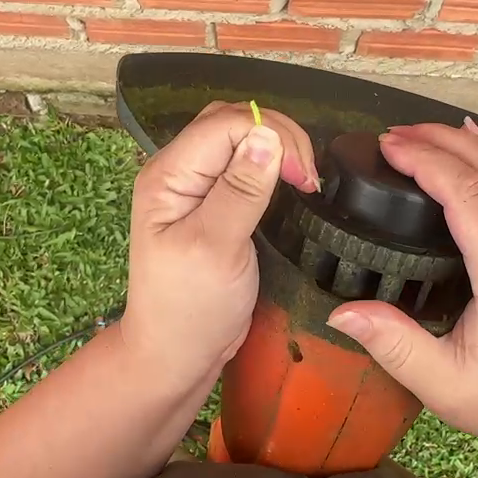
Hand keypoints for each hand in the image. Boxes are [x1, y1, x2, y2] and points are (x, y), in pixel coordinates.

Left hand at [121, 101, 317, 391]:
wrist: (175, 354)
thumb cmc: (190, 308)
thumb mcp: (216, 249)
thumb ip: (240, 191)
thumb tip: (267, 136)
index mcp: (168, 176)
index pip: (224, 125)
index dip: (271, 135)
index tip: (303, 177)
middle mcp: (178, 172)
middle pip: (231, 123)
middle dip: (277, 136)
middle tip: (309, 177)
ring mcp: (195, 188)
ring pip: (239, 141)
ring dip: (276, 149)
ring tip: (305, 180)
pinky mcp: (213, 204)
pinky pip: (242, 166)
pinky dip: (271, 167)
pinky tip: (290, 184)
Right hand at [324, 120, 477, 446]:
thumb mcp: (441, 384)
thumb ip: (393, 345)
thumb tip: (340, 312)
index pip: (471, 195)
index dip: (427, 162)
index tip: (387, 148)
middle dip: (440, 141)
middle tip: (391, 135)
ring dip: (467, 142)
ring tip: (420, 133)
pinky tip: (472, 141)